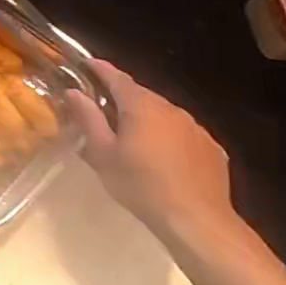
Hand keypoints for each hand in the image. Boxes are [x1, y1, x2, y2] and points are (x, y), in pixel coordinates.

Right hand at [68, 60, 247, 247]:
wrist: (196, 221)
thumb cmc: (141, 186)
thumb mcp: (103, 155)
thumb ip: (88, 119)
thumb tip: (74, 92)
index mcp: (140, 105)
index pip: (116, 77)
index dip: (99, 69)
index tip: (86, 64)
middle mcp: (170, 107)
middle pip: (140, 95)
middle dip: (121, 99)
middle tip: (103, 111)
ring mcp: (194, 126)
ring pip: (163, 114)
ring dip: (147, 120)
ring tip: (134, 140)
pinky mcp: (211, 147)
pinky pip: (183, 134)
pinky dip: (169, 139)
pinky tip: (164, 161)